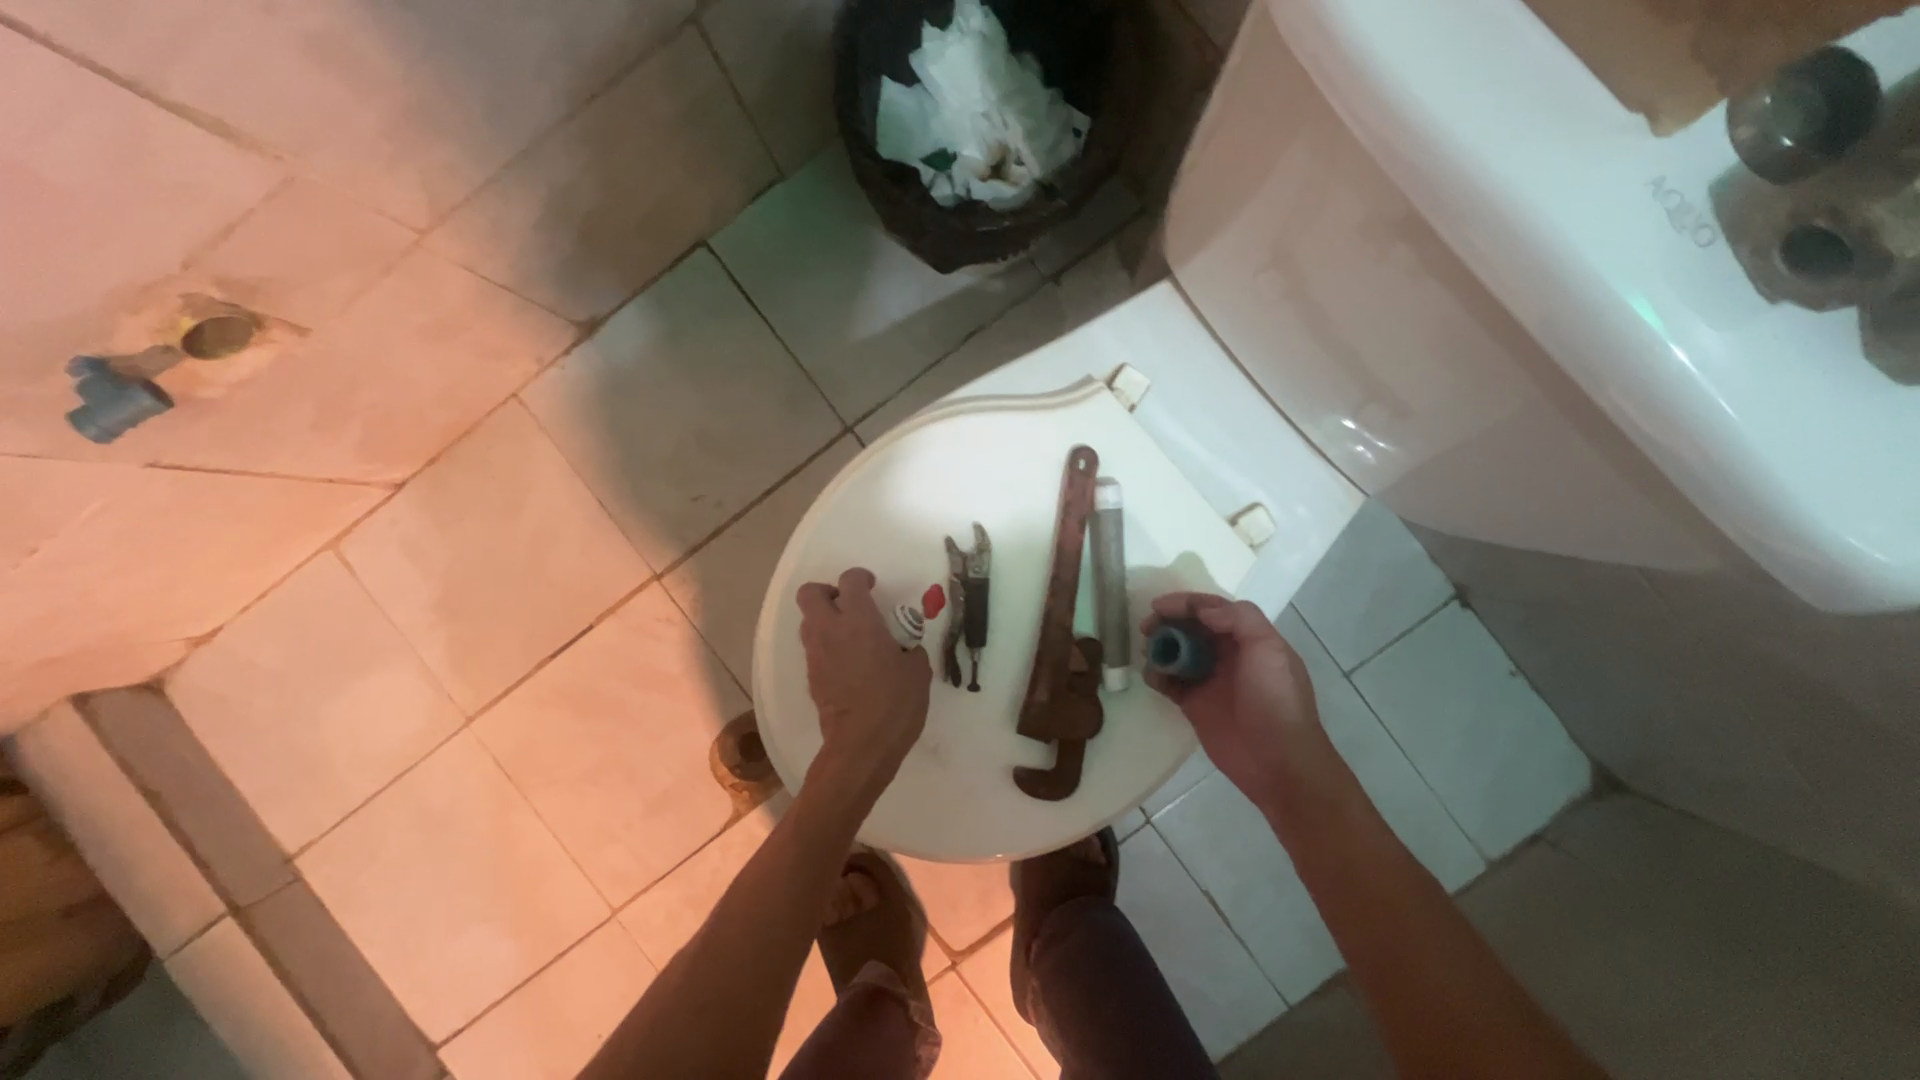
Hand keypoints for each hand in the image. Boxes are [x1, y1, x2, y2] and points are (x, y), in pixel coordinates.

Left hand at [796, 568, 931, 794]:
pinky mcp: (812, 677)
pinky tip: (848, 663)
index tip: (872, 586)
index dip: (860, 577)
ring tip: (850, 635)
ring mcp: (816, 655)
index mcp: (859, 621)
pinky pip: (814, 649)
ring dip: (825, 620)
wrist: (863, 744)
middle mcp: (830, 631)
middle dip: (827, 591)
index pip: (849, 581)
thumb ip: (909, 649)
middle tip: (849, 604)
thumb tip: (904, 649)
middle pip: (810, 593)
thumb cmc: (896, 703)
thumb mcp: (917, 671)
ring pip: (808, 621)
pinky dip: (827, 646)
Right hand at [1143, 594, 1327, 814]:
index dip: (1186, 603)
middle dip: (1168, 623)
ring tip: (1147, 651)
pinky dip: (1157, 675)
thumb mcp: (1269, 650)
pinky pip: (1170, 682)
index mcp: (1249, 639)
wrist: (1278, 762)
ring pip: (1178, 653)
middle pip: (1192, 628)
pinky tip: (1151, 676)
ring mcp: (1210, 680)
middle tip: (1146, 628)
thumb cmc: (1276, 701)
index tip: (1158, 605)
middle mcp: (1228, 655)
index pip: (1213, 609)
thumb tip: (1203, 612)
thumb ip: (1240, 620)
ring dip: (1160, 647)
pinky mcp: (1194, 705)